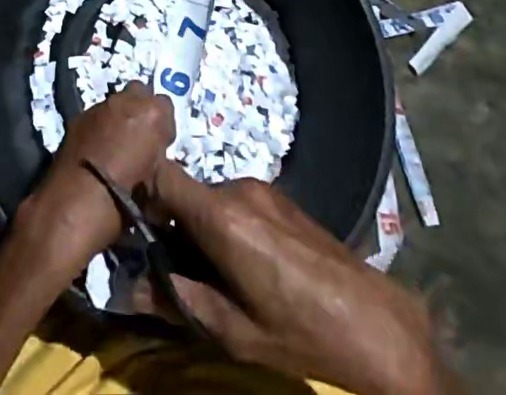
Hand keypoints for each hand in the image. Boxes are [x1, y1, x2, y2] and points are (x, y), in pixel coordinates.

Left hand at [18, 82, 173, 265]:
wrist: (77, 202)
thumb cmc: (128, 196)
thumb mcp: (158, 176)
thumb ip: (158, 153)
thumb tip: (152, 153)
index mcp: (152, 113)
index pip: (165, 104)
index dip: (162, 125)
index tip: (158, 144)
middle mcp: (125, 101)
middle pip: (139, 92)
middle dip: (140, 110)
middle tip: (138, 139)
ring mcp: (99, 107)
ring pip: (115, 103)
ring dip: (118, 119)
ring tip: (114, 148)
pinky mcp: (78, 118)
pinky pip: (95, 116)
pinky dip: (99, 128)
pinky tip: (95, 151)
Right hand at [137, 166, 457, 394]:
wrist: (377, 324)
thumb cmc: (300, 331)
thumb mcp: (232, 330)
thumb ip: (176, 300)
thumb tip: (128, 288)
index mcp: (221, 215)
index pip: (161, 175)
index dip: (142, 195)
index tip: (138, 230)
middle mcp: (238, 189)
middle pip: (185, 193)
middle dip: (175, 227)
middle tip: (183, 272)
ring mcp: (263, 190)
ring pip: (210, 200)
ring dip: (203, 229)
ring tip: (221, 276)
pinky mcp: (281, 198)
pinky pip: (237, 203)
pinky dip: (228, 226)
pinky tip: (250, 266)